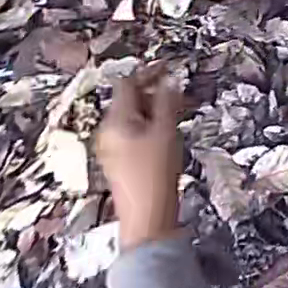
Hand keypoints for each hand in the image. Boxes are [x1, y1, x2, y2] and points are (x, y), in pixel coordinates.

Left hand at [96, 67, 185, 249]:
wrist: (148, 220)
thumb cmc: (155, 173)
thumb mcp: (166, 129)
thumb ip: (167, 100)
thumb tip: (169, 80)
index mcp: (114, 122)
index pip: (127, 84)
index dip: (149, 72)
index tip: (169, 67)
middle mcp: (108, 133)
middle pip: (129, 100)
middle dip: (154, 92)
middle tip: (179, 90)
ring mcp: (112, 149)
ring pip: (134, 117)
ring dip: (155, 108)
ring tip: (179, 109)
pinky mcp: (120, 162)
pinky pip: (134, 132)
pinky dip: (151, 124)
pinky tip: (168, 130)